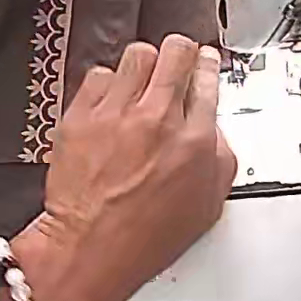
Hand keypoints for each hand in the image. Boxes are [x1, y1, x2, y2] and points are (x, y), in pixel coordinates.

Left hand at [5, 34, 237, 300]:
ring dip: (143, 66)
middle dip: (179, 53)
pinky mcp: (82, 116)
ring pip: (137, 55)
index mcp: (195, 141)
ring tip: (140, 83)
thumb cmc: (144, 237)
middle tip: (175, 62)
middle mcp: (158, 119)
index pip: (206, 78)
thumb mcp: (207, 206)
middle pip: (175, 52)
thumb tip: (214, 129)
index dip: (205, 66)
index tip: (202, 63)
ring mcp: (117, 114)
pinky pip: (99, 76)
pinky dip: (107, 86)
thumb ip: (219, 158)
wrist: (89, 248)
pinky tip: (110, 104)